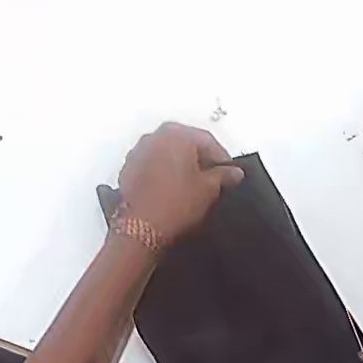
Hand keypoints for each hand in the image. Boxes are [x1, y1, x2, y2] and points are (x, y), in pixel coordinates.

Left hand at [116, 123, 243, 246]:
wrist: (142, 228)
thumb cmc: (175, 204)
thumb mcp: (209, 189)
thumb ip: (224, 175)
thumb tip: (234, 172)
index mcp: (176, 134)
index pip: (207, 140)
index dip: (222, 157)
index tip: (229, 172)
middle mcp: (154, 137)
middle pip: (185, 143)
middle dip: (200, 159)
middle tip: (212, 177)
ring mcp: (137, 153)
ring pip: (166, 154)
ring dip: (180, 165)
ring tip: (192, 186)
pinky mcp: (127, 170)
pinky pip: (152, 166)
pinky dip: (163, 174)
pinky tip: (172, 190)